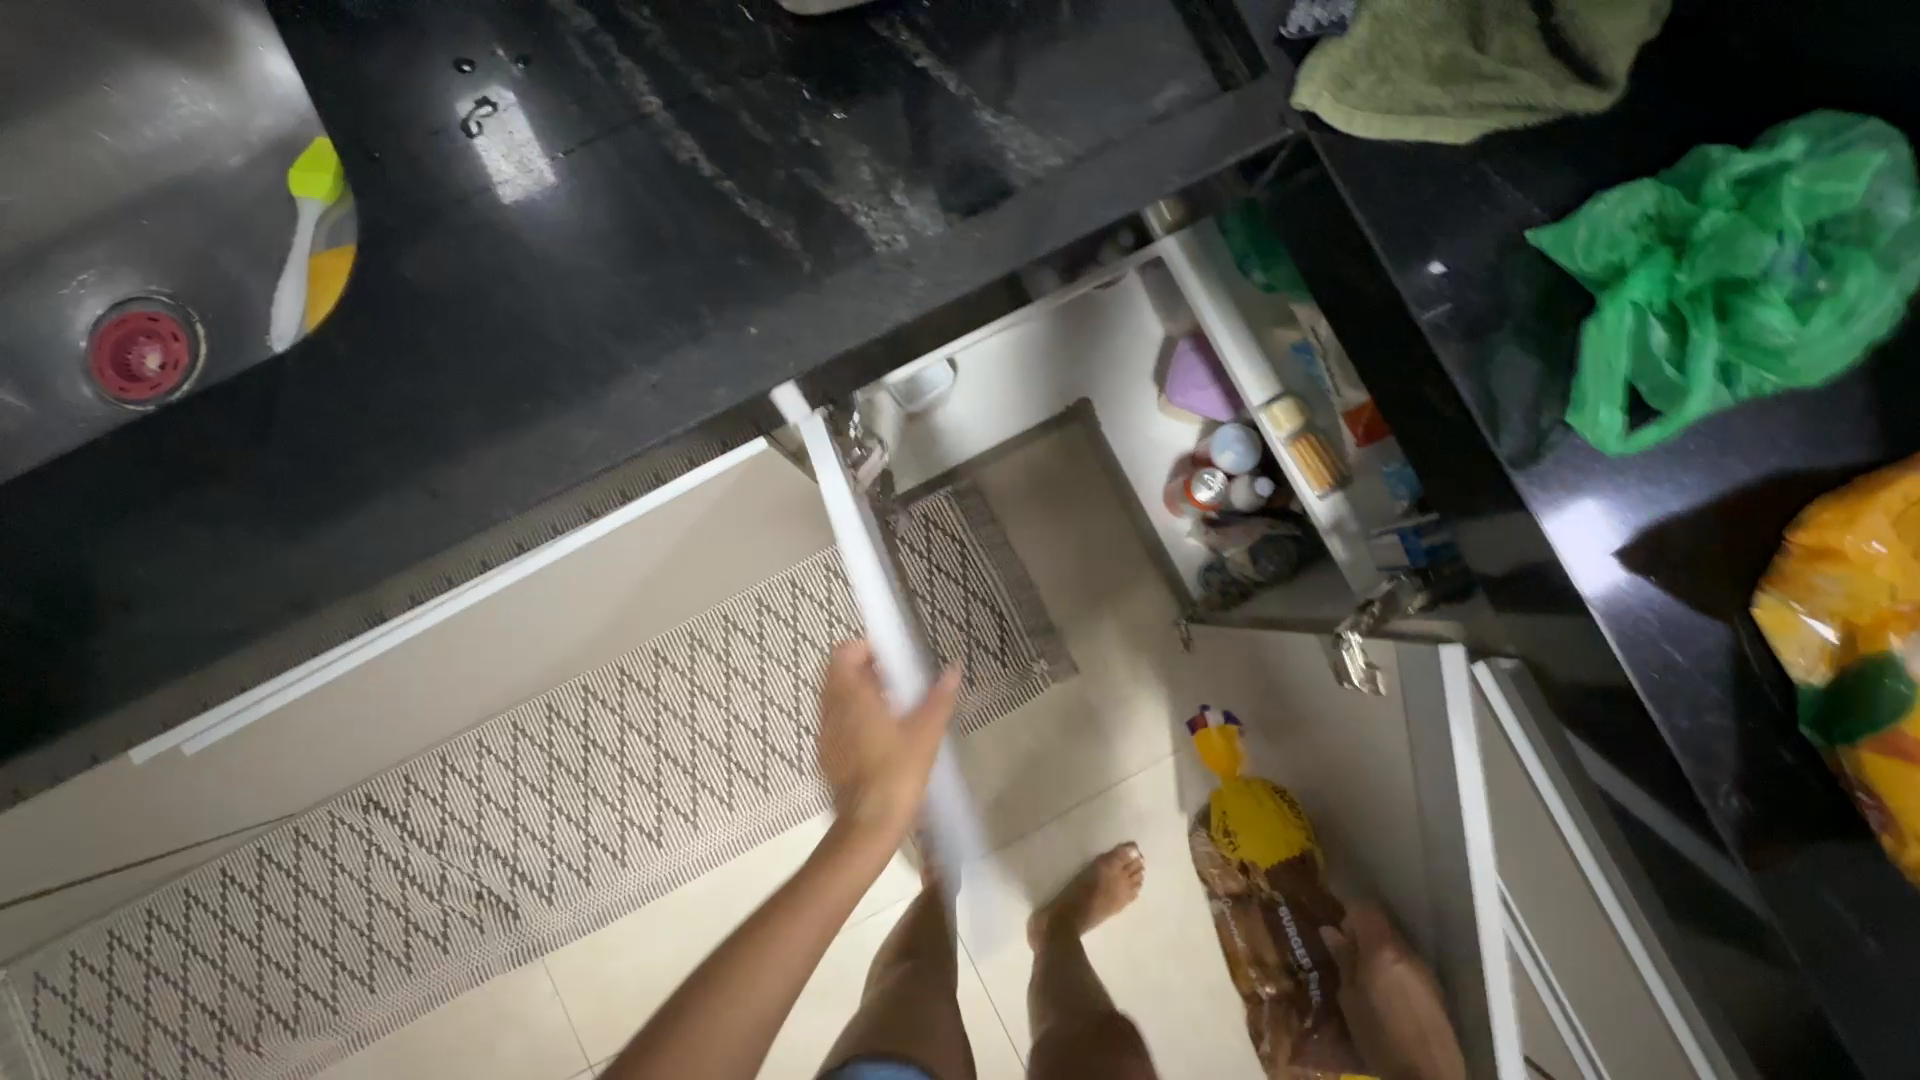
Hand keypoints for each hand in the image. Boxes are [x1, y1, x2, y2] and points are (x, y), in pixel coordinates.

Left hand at [815, 640, 960, 839]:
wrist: (869, 824)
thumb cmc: (897, 772)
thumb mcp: (926, 733)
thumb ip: (939, 698)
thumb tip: (953, 670)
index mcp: (851, 696)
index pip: (843, 653)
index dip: (864, 648)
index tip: (889, 659)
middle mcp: (831, 710)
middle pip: (839, 674)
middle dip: (865, 672)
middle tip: (896, 683)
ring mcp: (824, 735)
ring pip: (836, 700)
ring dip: (859, 696)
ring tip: (892, 710)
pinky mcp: (825, 757)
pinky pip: (836, 725)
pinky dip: (853, 720)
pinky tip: (880, 739)